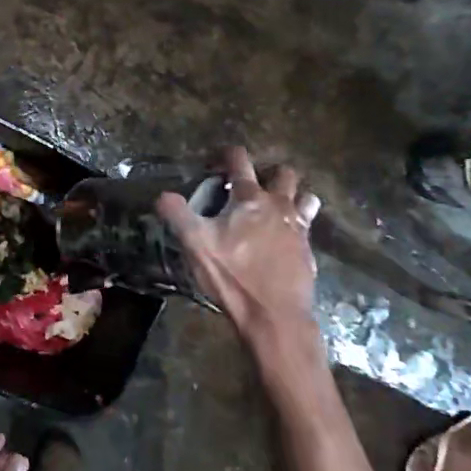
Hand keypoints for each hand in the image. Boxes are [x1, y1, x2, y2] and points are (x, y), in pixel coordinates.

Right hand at [157, 147, 322, 353]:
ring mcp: (298, 227)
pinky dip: (298, 226)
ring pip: (305, 197)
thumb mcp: (196, 245)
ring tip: (277, 208)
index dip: (227, 155)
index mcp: (250, 198)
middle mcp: (279, 205)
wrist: (274, 315)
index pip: (240, 160)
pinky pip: (308, 228)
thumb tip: (163, 195)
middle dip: (269, 173)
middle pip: (283, 174)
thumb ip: (178, 216)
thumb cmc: (234, 276)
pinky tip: (285, 240)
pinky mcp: (308, 250)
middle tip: (253, 188)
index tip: (217, 163)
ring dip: (293, 196)